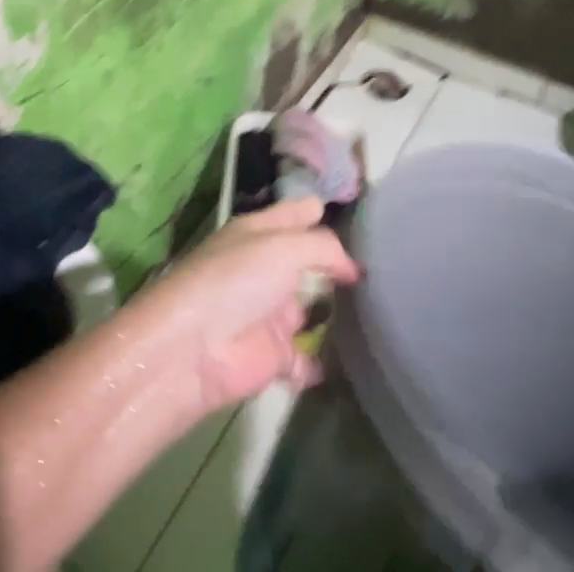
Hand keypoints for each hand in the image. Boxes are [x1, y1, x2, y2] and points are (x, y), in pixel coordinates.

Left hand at [130, 199, 360, 411]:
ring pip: (311, 309)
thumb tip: (352, 267)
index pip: (295, 214)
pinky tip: (356, 355)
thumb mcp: (283, 247)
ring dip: (337, 311)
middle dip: (338, 262)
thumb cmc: (236, 282)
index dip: (322, 212)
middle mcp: (265, 269)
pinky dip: (325, 361)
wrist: (193, 350)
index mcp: (258, 234)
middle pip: (307, 260)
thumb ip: (324, 247)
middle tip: (381, 264)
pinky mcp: (274, 356)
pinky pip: (308, 360)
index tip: (360, 214)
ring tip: (378, 307)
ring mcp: (270, 313)